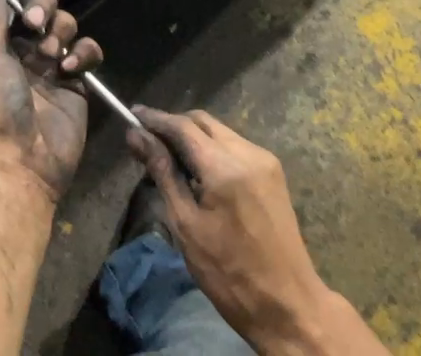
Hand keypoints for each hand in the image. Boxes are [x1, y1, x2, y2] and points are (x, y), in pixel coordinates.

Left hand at [0, 0, 103, 205]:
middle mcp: (22, 50)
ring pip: (65, 25)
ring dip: (59, 32)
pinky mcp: (76, 81)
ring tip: (49, 56)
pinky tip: (69, 70)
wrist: (23, 162)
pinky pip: (86, 51)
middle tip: (34, 23)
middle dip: (41, 6)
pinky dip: (81, 53)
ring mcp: (50, 65)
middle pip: (41, 7)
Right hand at [127, 107, 388, 355]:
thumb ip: (162, 172)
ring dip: (192, 137)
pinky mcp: (273, 173)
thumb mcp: (186, 224)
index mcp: (225, 167)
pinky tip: (198, 173)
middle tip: (145, 142)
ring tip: (168, 161)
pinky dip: (211, 149)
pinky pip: (234, 146)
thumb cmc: (228, 272)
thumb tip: (136, 136)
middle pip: (202, 122)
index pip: (182, 126)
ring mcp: (265, 161)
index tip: (131, 115)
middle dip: (173, 126)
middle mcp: (248, 153)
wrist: (288, 305)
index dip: (154, 119)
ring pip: (219, 132)